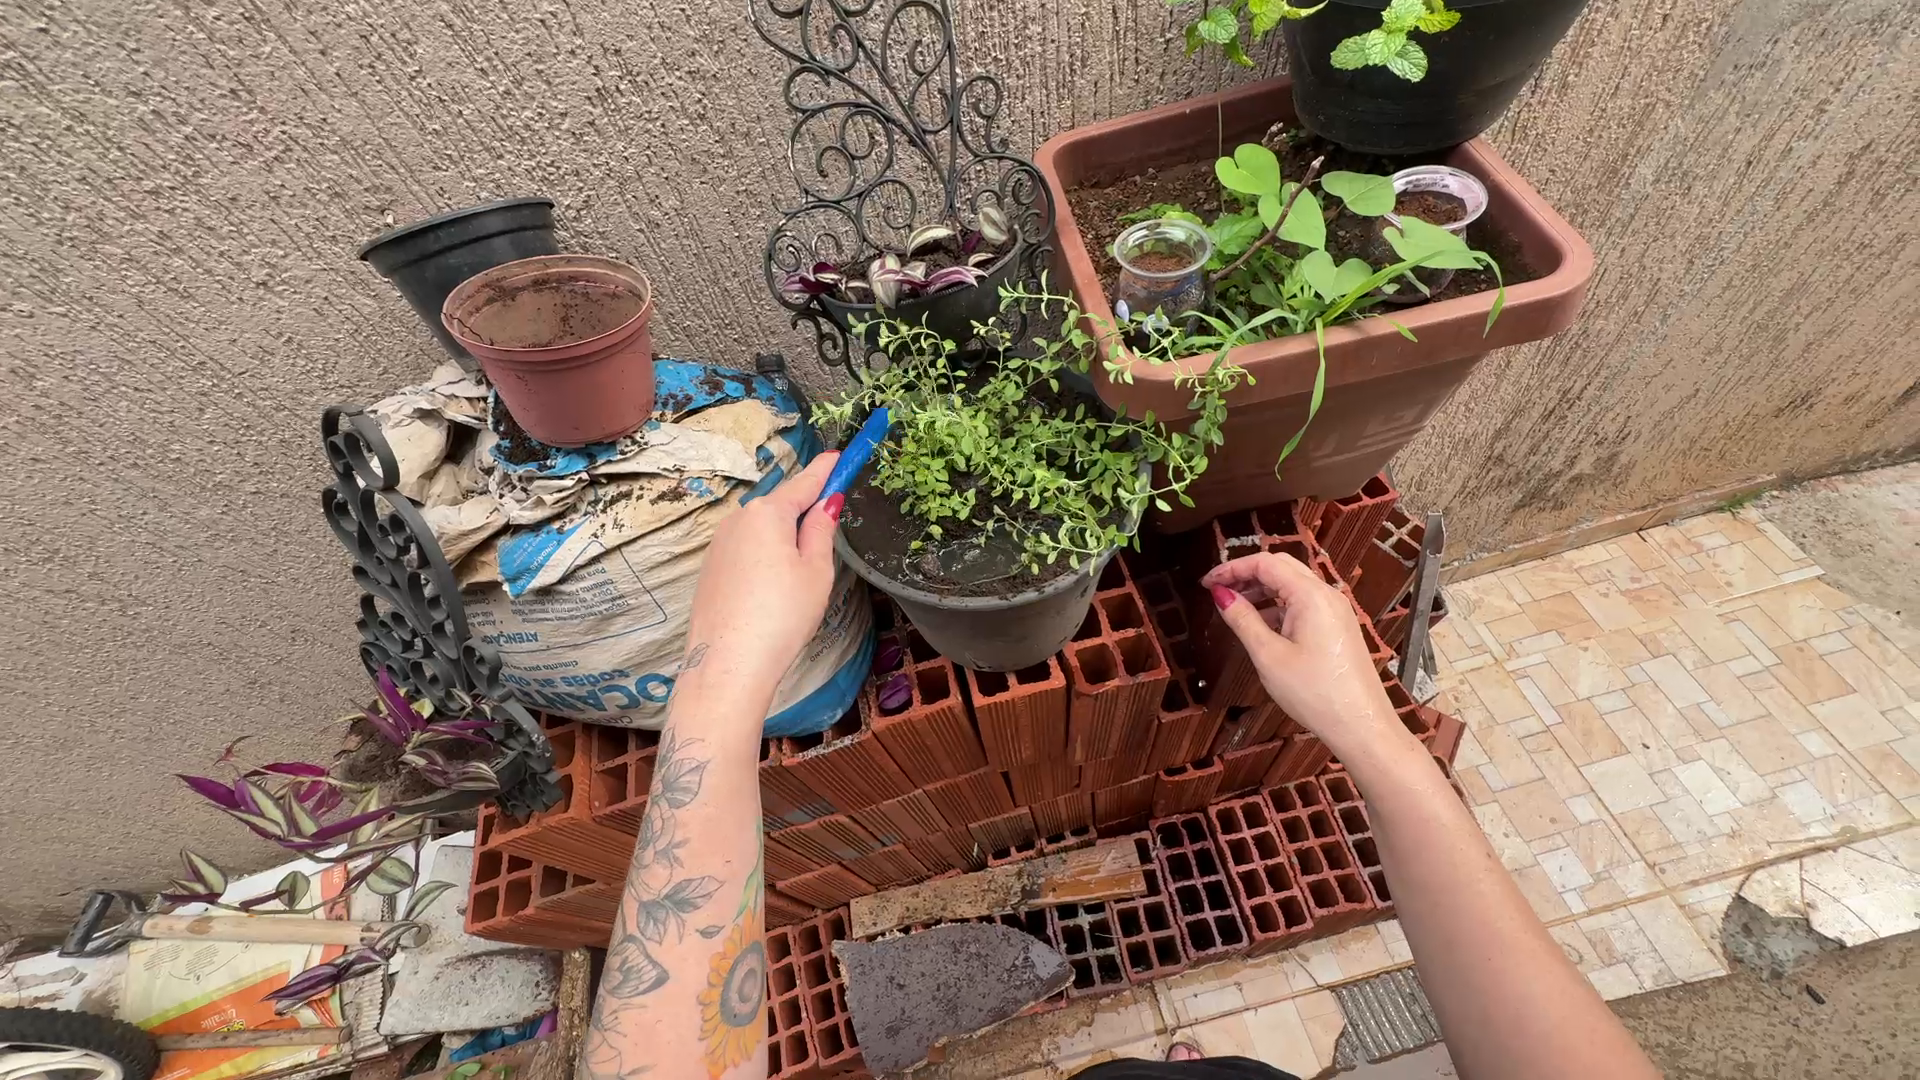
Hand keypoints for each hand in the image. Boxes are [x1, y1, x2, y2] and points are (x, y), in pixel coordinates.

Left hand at [682, 452, 842, 697]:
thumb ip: (821, 530)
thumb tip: (827, 501)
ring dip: (784, 538)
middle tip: (829, 531)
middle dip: (804, 511)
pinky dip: (765, 555)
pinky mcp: (711, 568)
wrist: (729, 663)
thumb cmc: (783, 615)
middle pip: (781, 506)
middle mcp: (738, 519)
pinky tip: (773, 587)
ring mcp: (719, 544)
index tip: (840, 454)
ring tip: (801, 575)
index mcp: (768, 513)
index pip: (805, 482)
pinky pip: (746, 549)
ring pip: (762, 530)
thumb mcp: (816, 570)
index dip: (827, 470)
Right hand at [1201, 552, 1410, 761]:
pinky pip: (1303, 603)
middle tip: (1218, 590)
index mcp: (1310, 596)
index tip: (1206, 583)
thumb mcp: (1268, 655)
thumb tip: (1220, 594)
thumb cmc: (1313, 692)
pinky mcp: (1337, 625)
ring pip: (1292, 584)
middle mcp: (1326, 595)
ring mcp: (1335, 610)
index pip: (1265, 563)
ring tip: (1234, 607)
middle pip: (1280, 567)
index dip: (1232, 568)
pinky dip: (1278, 605)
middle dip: (1246, 574)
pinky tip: (1261, 625)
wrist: (1361, 725)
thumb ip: (1242, 619)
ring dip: (1261, 589)